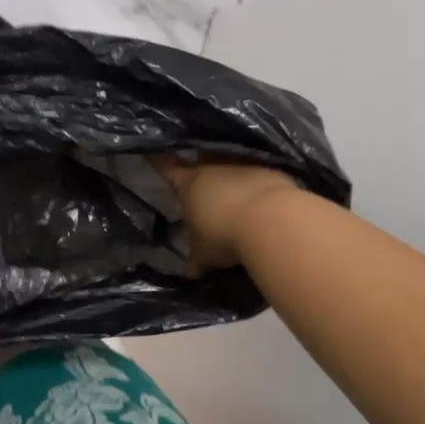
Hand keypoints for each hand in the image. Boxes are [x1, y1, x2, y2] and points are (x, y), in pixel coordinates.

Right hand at [153, 156, 305, 273]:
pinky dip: (260, 183)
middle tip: (202, 175)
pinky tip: (264, 198)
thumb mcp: (204, 255)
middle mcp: (214, 168)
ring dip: (233, 172)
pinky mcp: (272, 171)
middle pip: (202, 158)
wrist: (272, 221)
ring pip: (233, 162)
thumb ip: (197, 260)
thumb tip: (192, 272)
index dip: (159, 160)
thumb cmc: (224, 235)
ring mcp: (244, 166)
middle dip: (201, 164)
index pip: (167, 168)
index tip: (152, 152)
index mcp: (190, 184)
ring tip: (236, 187)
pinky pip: (260, 174)